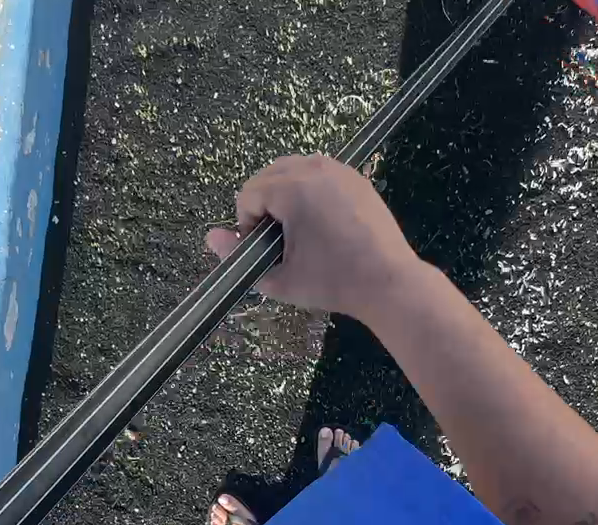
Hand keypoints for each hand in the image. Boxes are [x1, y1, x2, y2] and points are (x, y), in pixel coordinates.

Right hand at [205, 154, 425, 323]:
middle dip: (265, 207)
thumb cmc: (333, 283)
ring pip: (293, 171)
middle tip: (278, 243)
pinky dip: (309, 194)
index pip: (249, 193)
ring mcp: (339, 169)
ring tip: (297, 234)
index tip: (263, 250)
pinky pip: (319, 176)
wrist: (387, 282)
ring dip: (285, 198)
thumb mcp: (278, 278)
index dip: (247, 225)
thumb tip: (210, 236)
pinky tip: (320, 227)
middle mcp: (315, 168)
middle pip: (268, 175)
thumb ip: (238, 256)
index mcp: (293, 188)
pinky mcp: (355, 178)